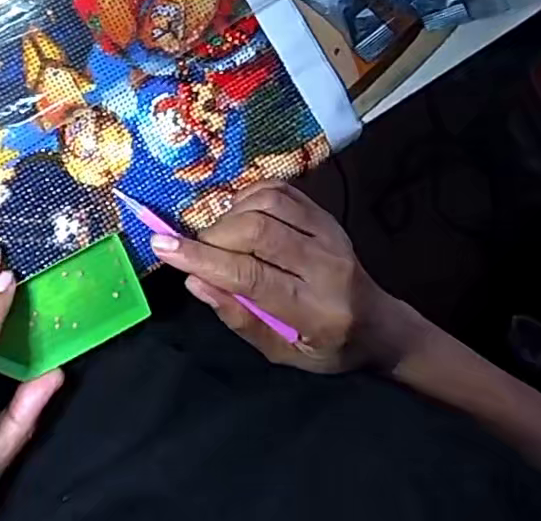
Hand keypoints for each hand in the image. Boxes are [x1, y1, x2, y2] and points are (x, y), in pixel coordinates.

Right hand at [149, 180, 422, 374]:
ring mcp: (329, 234)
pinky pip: (276, 188)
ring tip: (223, 236)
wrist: (379, 325)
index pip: (250, 276)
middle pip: (257, 230)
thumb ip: (237, 318)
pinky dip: (247, 197)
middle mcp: (327, 267)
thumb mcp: (281, 352)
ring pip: (265, 203)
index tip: (161, 246)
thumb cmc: (325, 347)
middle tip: (198, 249)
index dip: (201, 258)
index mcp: (316, 311)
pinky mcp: (324, 213)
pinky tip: (241, 216)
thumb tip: (193, 280)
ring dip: (230, 215)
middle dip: (214, 236)